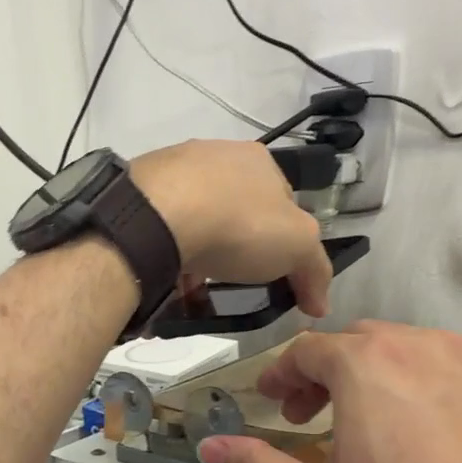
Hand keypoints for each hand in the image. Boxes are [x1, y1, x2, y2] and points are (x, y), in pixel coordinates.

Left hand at [129, 140, 332, 316]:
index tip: (275, 273)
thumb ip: (315, 271)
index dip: (283, 240)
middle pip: (235, 211)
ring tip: (194, 292)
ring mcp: (174, 173)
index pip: (282, 201)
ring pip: (195, 221)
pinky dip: (168, 258)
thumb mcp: (297, 246)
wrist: (160, 217)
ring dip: (198, 256)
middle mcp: (216, 157)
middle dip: (236, 248)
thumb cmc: (240, 224)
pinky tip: (167, 283)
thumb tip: (322, 305)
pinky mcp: (140, 197)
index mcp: (259, 161)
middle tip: (232, 284)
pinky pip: (161, 233)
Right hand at [195, 321, 461, 462]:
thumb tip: (210, 447)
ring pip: (399, 354)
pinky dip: (408, 390)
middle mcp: (417, 347)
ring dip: (365, 380)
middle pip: (353, 343)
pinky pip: (438, 372)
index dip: (280, 375)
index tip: (270, 403)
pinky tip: (411, 442)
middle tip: (305, 419)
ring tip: (357, 430)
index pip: (306, 350)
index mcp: (365, 364)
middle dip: (320, 375)